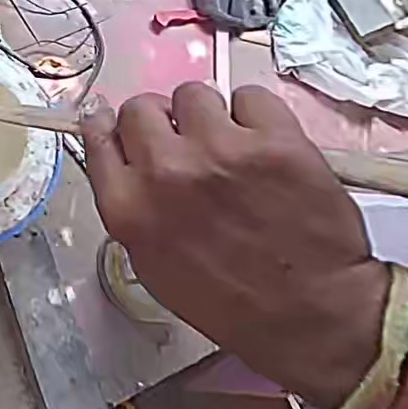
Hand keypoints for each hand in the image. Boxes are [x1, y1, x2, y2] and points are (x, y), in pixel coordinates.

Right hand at [80, 82, 387, 408]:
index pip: (97, 134)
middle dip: (158, 121)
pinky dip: (254, 114)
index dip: (109, 125)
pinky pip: (249, 95)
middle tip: (182, 141)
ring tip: (227, 142)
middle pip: (140, 107)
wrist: (310, 314)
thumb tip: (124, 154)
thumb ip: (128, 202)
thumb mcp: (147, 258)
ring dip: (205, 115)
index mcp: (127, 205)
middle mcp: (164, 171)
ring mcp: (219, 151)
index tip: (123, 126)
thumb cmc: (222, 296)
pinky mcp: (274, 141)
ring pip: (192, 93)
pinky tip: (262, 142)